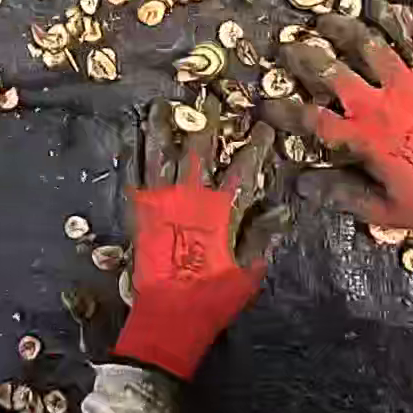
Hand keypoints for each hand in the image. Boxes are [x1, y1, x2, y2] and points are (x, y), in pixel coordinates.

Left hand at [113, 95, 282, 380]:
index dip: (256, 146)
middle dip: (205, 122)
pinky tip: (130, 135)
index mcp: (220, 210)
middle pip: (198, 150)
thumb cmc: (212, 296)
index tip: (263, 126)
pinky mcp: (140, 210)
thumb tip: (282, 207)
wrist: (168, 316)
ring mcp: (160, 201)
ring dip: (161, 128)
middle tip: (208, 97)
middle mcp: (189, 197)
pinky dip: (133, 154)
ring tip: (160, 104)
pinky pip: (135, 175)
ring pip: (160, 155)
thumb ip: (262, 236)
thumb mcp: (248, 272)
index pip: (243, 169)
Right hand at [261, 9, 412, 293]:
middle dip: (304, 56)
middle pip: (331, 72)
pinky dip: (400, 23)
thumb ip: (342, 195)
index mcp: (362, 139)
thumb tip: (301, 186)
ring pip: (369, 47)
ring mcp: (409, 87)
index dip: (282, 110)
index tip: (264, 103)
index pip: (310, 119)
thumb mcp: (385, 210)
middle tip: (288, 45)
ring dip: (344, 30)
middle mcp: (379, 106)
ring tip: (328, 18)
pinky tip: (385, 8)